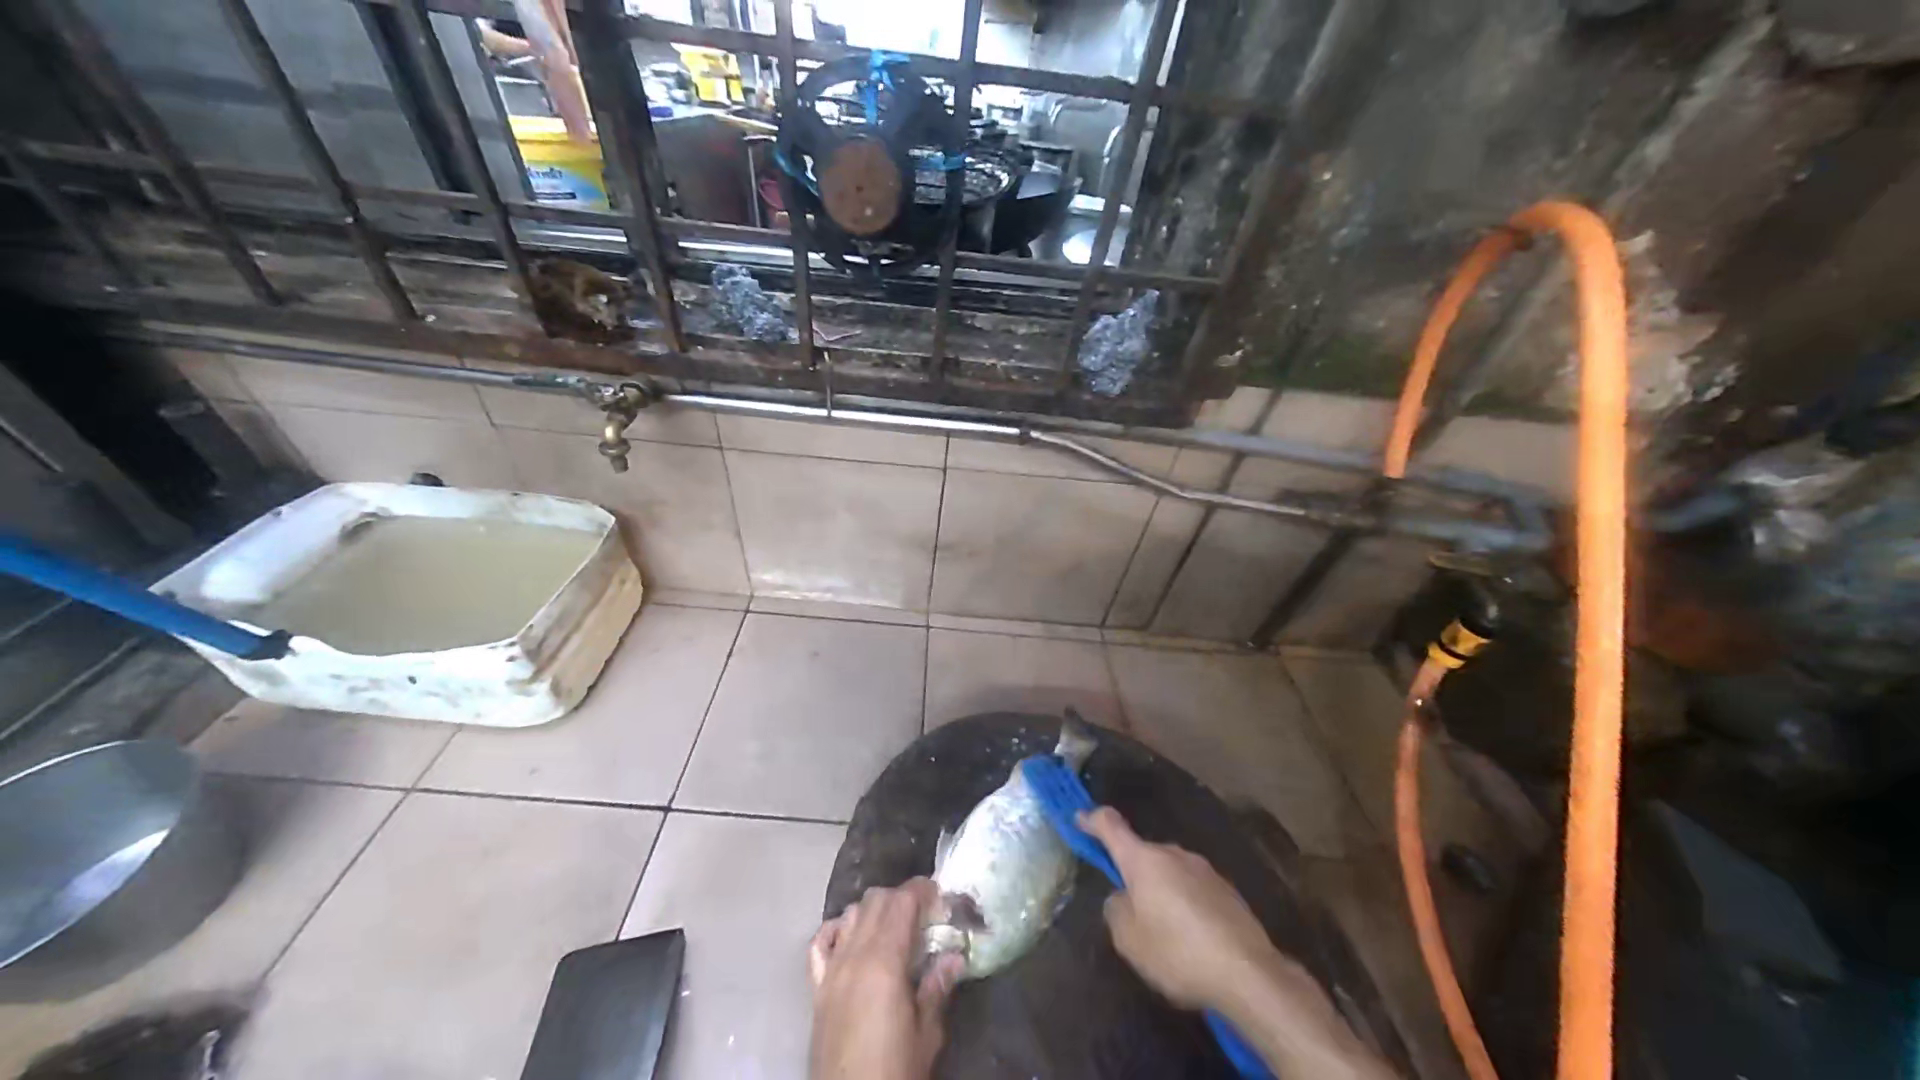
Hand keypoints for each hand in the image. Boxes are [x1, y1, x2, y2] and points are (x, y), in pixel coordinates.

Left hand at [808, 877, 964, 1079]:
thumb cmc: (895, 1072)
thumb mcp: (927, 1034)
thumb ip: (937, 987)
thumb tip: (955, 956)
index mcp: (884, 961)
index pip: (901, 902)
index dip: (922, 890)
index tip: (940, 895)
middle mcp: (853, 955)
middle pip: (875, 901)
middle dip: (901, 897)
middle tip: (924, 914)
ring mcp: (831, 970)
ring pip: (850, 914)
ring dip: (873, 910)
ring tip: (894, 927)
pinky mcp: (816, 989)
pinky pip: (821, 943)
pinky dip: (836, 930)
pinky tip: (851, 938)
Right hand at [1080, 807, 1398, 1079]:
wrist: (1249, 974)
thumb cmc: (1178, 952)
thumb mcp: (1129, 940)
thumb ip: (1116, 910)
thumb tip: (1123, 897)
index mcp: (1143, 859)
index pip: (1110, 825)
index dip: (1091, 819)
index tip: (1078, 817)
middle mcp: (1173, 854)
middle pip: (1142, 854)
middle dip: (1132, 873)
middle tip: (1129, 909)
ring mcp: (1204, 870)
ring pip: (1169, 872)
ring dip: (1161, 891)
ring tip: (1164, 931)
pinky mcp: (1227, 890)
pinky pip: (1193, 889)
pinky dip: (1185, 904)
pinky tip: (1191, 938)